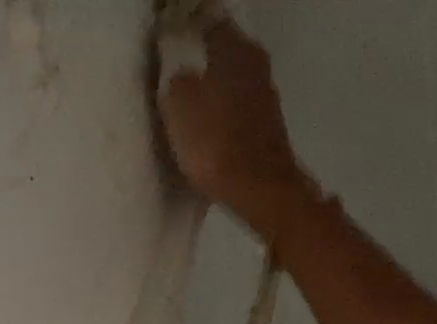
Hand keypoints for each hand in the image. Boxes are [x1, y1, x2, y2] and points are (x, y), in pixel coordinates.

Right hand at [157, 15, 313, 239]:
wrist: (258, 188)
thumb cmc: (214, 143)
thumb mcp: (178, 105)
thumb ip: (176, 80)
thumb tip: (181, 73)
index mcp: (234, 48)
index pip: (208, 22)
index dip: (187, 29)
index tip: (169, 38)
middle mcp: (255, 62)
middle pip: (224, 50)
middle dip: (202, 57)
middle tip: (175, 69)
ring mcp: (265, 95)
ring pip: (232, 79)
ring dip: (213, 86)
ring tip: (188, 99)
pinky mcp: (267, 125)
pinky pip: (238, 108)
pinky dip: (223, 111)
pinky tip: (209, 126)